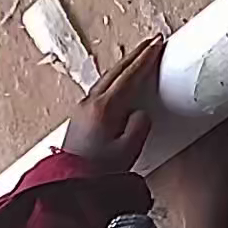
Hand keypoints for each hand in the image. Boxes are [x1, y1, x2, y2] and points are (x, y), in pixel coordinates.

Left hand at [62, 35, 163, 172]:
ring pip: (107, 77)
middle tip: (152, 42)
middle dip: (136, 54)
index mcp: (104, 108)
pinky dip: (115, 78)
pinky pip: (101, 87)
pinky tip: (120, 81)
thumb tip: (140, 112)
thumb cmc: (98, 172)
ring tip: (139, 57)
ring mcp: (82, 108)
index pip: (129, 75)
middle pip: (116, 70)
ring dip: (125, 65)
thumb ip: (139, 126)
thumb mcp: (128, 151)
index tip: (157, 45)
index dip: (146, 58)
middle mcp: (90, 103)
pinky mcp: (80, 116)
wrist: (70, 184)